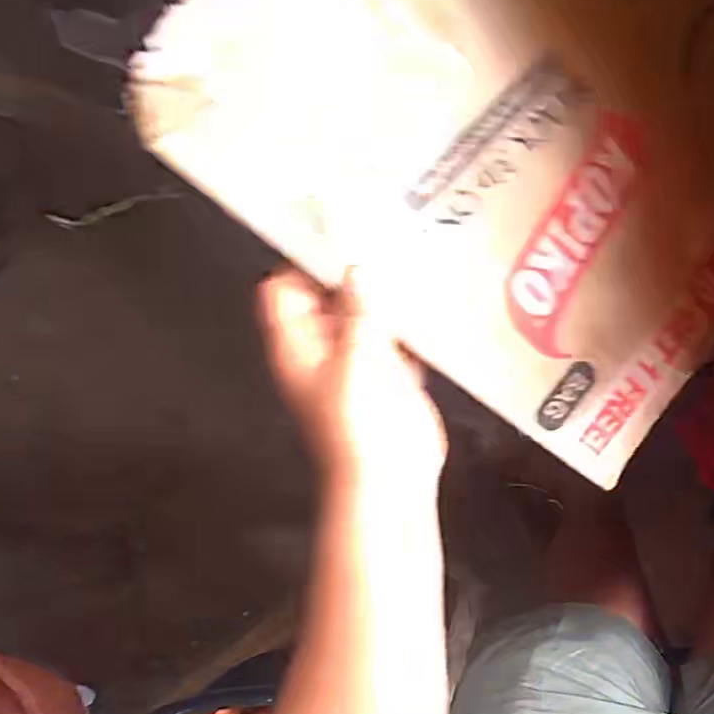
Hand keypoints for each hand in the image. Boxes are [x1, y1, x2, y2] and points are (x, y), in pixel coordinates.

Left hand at [258, 266, 445, 488]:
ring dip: (387, 300)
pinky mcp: (394, 375)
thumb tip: (358, 269)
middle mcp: (327, 350)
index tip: (338, 239)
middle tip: (384, 246)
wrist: (392, 473)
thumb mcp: (354, 360)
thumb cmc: (359, 425)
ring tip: (411, 269)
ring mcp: (362, 363)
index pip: (284, 291)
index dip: (303, 264)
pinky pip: (399, 340)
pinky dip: (411, 326)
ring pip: (368, 317)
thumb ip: (358, 313)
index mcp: (298, 346)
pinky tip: (430, 310)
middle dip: (354, 275)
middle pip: (329, 299)